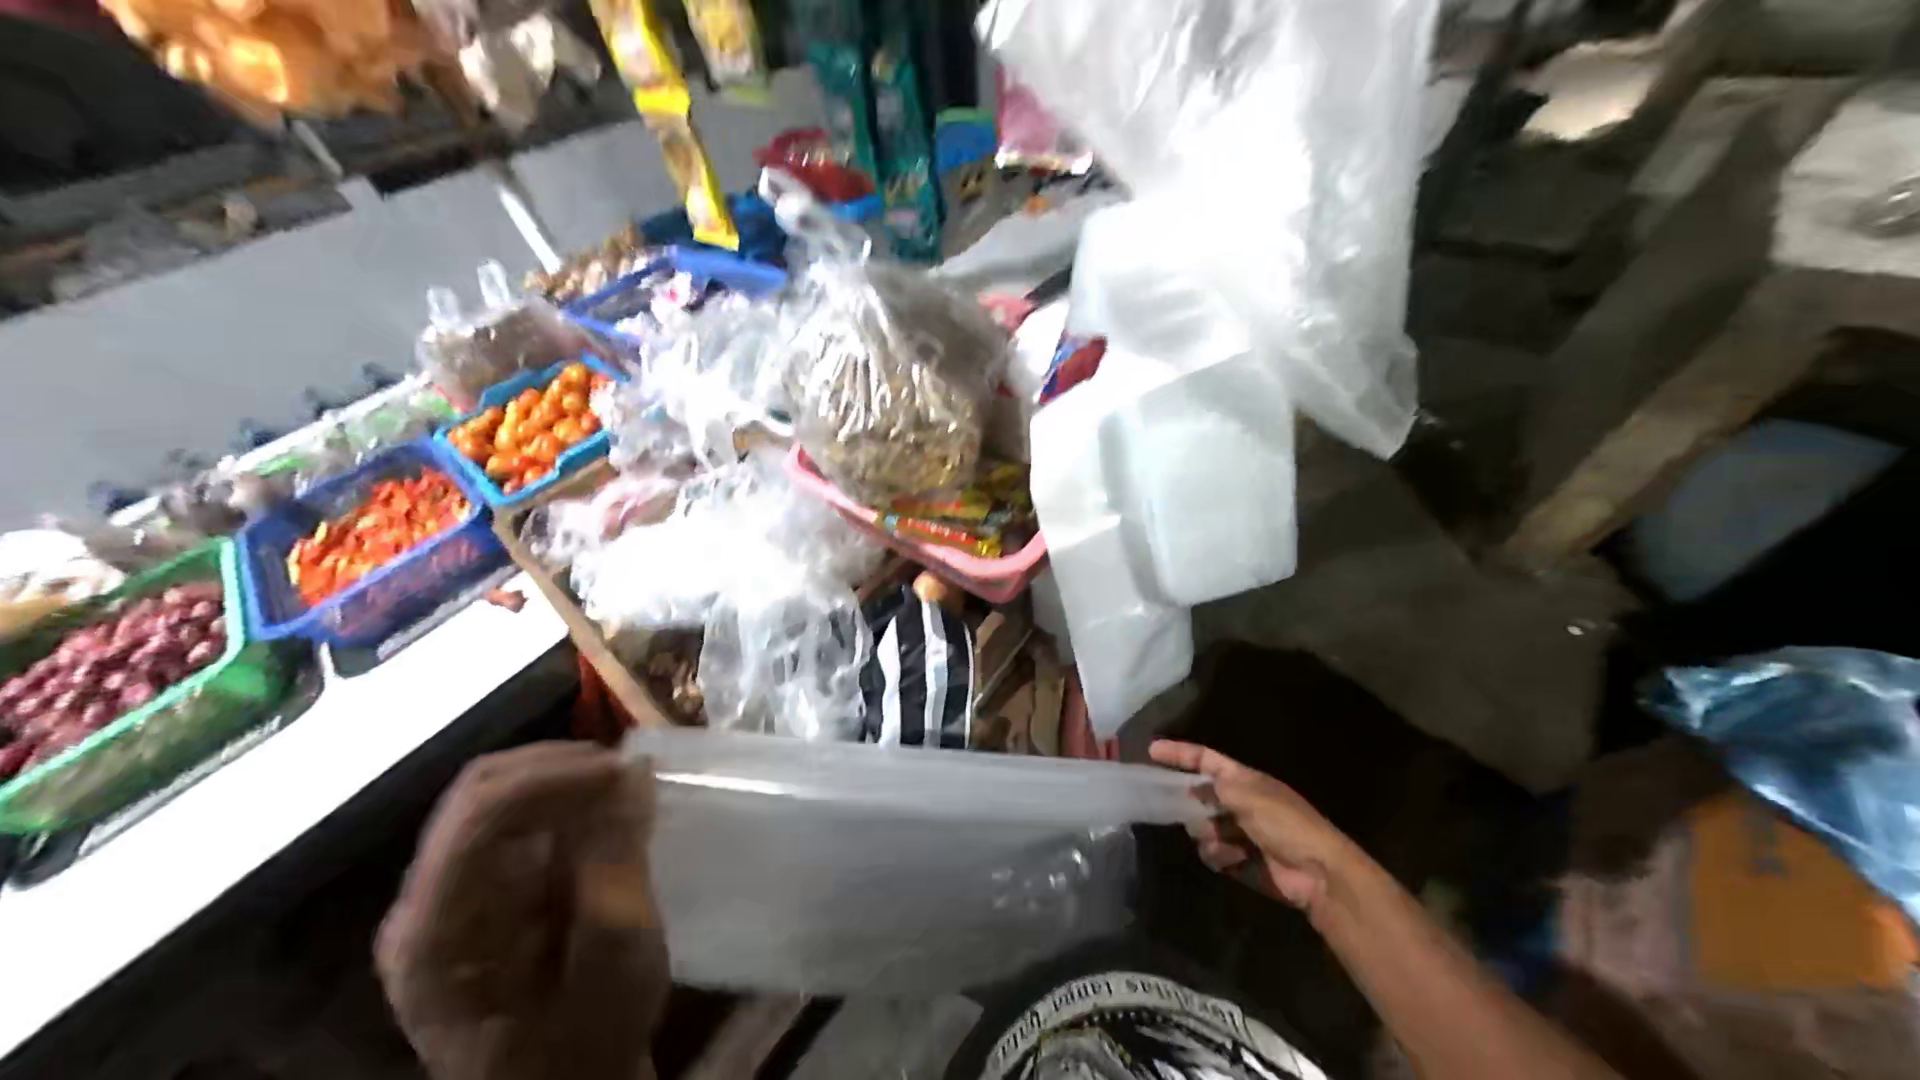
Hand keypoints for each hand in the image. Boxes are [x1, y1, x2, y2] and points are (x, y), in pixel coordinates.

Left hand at [375, 742, 664, 1079]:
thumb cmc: (587, 1044)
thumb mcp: (617, 962)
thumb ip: (618, 864)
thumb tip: (633, 774)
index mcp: (437, 933)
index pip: (479, 815)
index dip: (554, 775)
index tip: (625, 771)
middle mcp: (424, 904)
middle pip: (479, 791)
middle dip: (559, 765)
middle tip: (628, 770)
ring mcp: (447, 895)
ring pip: (495, 794)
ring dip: (563, 777)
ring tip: (623, 785)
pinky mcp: (479, 891)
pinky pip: (515, 817)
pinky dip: (565, 798)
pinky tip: (604, 809)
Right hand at [1150, 740, 1359, 918]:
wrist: (1319, 874)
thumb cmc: (1287, 825)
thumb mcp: (1251, 796)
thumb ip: (1217, 787)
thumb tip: (1195, 787)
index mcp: (1244, 780)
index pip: (1205, 760)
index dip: (1179, 753)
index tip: (1151, 750)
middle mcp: (1239, 803)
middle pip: (1198, 797)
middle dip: (1192, 806)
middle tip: (1192, 813)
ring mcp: (1239, 832)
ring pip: (1202, 828)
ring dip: (1208, 835)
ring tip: (1226, 844)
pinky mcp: (1239, 860)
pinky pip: (1212, 853)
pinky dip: (1219, 856)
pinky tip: (1233, 860)